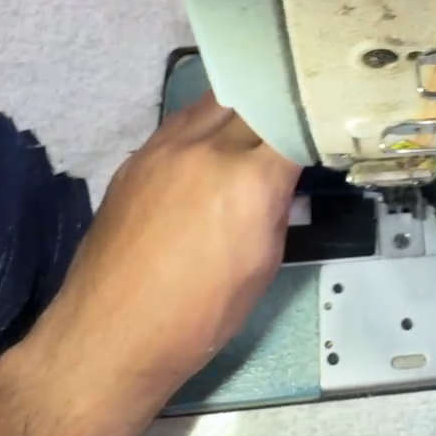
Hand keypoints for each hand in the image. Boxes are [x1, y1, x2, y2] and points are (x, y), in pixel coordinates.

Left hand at [15, 94, 300, 423]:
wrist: (111, 335)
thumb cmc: (201, 313)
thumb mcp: (264, 263)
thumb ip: (278, 208)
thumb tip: (281, 180)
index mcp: (250, 180)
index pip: (296, 126)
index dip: (314, 128)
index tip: (324, 135)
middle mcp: (209, 149)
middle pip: (258, 101)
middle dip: (281, 112)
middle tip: (293, 129)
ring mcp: (166, 147)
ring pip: (218, 100)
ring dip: (243, 109)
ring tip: (255, 129)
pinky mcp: (137, 156)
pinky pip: (183, 120)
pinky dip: (207, 124)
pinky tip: (212, 147)